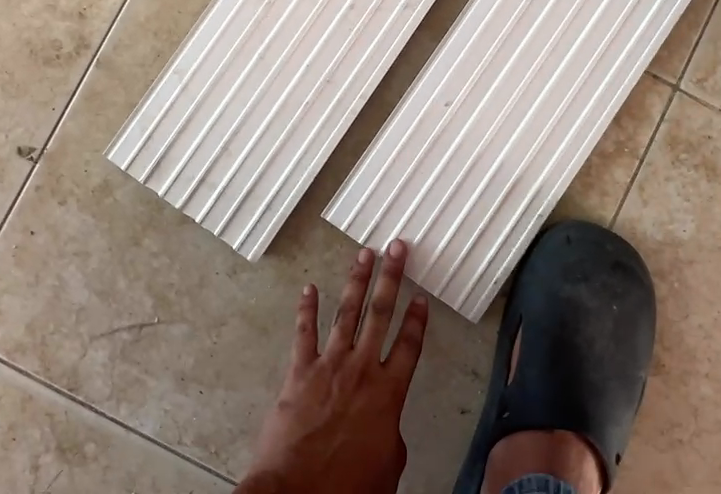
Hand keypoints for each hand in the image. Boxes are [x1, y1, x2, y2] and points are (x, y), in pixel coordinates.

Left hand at [239, 242, 429, 493]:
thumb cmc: (348, 488)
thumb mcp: (388, 466)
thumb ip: (390, 435)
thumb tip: (386, 427)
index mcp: (388, 394)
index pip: (409, 346)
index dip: (417, 320)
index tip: (421, 296)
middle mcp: (362, 370)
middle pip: (381, 314)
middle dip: (391, 278)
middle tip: (397, 249)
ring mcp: (330, 367)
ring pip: (347, 313)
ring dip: (357, 281)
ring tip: (364, 254)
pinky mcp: (299, 373)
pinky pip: (304, 333)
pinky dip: (306, 309)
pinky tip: (308, 288)